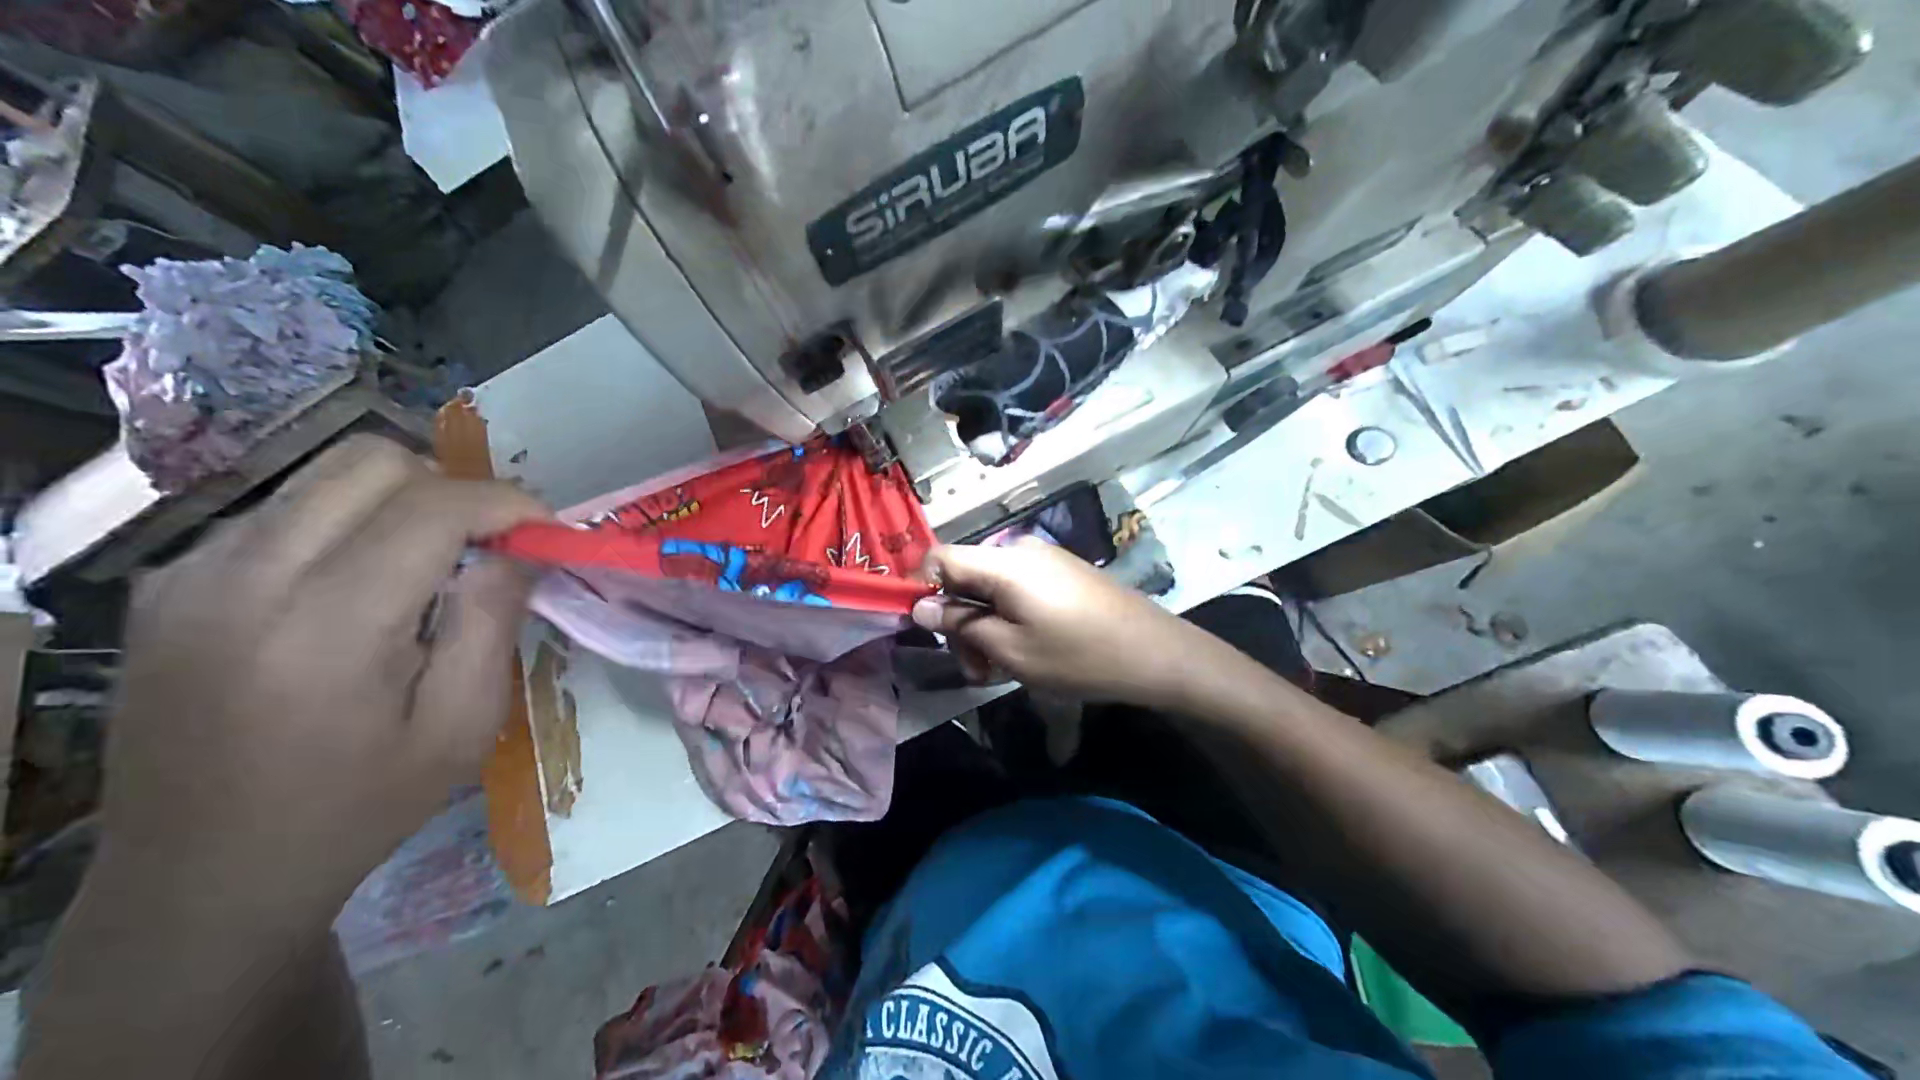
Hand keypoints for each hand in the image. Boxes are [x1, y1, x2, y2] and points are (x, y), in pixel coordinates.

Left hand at [99, 436, 547, 926]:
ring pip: (323, 476)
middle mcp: (244, 579)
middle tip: (486, 542)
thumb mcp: (460, 727)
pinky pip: (282, 511)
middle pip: (370, 461)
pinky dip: (344, 524)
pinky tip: (359, 585)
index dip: (505, 501)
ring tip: (429, 563)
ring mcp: (191, 574)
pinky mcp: (168, 583)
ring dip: (398, 502)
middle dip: (451, 487)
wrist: (200, 876)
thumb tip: (519, 548)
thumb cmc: (357, 807)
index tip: (544, 528)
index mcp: (326, 627)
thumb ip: (493, 623)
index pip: (432, 507)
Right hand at [910, 540, 1223, 706]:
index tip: (928, 631)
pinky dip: (1009, 618)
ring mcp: (1046, 560)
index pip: (940, 557)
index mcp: (1003, 563)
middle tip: (976, 669)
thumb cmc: (1079, 656)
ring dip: (985, 626)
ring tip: (1002, 669)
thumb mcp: (1012, 650)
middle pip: (966, 576)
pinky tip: (1027, 650)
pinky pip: (1018, 589)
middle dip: (961, 622)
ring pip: (992, 588)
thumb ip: (961, 624)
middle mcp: (1021, 551)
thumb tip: (920, 606)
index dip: (922, 589)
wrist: (1158, 653)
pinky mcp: (1064, 573)